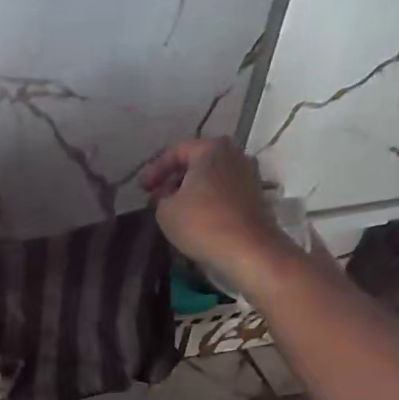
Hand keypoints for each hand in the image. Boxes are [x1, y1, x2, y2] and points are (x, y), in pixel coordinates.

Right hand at [141, 138, 290, 293]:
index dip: (154, 170)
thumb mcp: (165, 211)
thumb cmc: (202, 223)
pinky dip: (207, 203)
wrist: (249, 251)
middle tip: (157, 199)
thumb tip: (167, 196)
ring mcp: (249, 177)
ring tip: (175, 212)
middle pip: (197, 164)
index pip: (176, 151)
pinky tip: (196, 220)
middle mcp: (235, 155)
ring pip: (211, 180)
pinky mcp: (256, 199)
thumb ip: (160, 198)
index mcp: (212, 148)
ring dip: (191, 193)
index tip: (142, 189)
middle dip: (174, 181)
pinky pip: (224, 195)